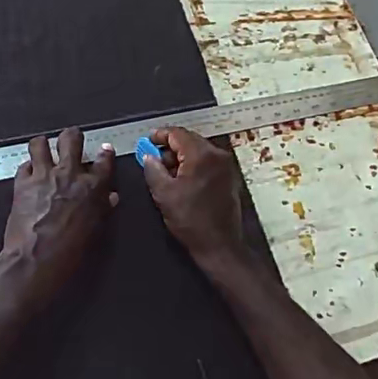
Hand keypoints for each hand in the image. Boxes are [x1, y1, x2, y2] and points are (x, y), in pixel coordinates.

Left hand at [0, 127, 117, 309]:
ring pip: (41, 143)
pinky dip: (27, 167)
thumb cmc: (67, 252)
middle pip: (71, 138)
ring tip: (43, 150)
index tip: (105, 150)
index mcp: (92, 187)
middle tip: (71, 139)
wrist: (36, 260)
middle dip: (72, 137)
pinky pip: (23, 165)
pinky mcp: (22, 182)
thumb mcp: (93, 231)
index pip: (104, 160)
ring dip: (43, 145)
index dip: (105, 153)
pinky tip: (29, 174)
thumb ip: (101, 208)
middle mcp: (69, 175)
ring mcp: (44, 176)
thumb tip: (107, 199)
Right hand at [140, 127, 247, 269]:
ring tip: (165, 171)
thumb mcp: (163, 193)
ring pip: (198, 151)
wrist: (219, 244)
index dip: (160, 135)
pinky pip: (207, 162)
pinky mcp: (229, 177)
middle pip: (189, 140)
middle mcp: (217, 156)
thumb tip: (148, 157)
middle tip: (153, 157)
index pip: (178, 133)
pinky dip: (193, 165)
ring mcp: (226, 166)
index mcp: (201, 155)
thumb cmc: (191, 220)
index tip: (148, 140)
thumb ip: (152, 169)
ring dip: (181, 156)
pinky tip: (181, 179)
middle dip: (170, 147)